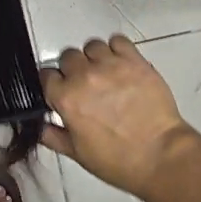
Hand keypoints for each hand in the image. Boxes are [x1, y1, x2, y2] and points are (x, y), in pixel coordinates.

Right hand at [40, 36, 199, 197]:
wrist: (160, 155)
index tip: (62, 92)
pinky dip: (117, 49)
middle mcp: (84, 75)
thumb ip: (53, 137)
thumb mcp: (78, 154)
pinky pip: (118, 41)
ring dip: (95, 58)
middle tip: (86, 86)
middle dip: (73, 70)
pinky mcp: (134, 60)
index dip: (54, 84)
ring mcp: (110, 65)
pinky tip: (121, 65)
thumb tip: (39, 125)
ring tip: (106, 74)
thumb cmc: (118, 160)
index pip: (46, 75)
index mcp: (66, 98)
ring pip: (92, 46)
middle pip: (68, 57)